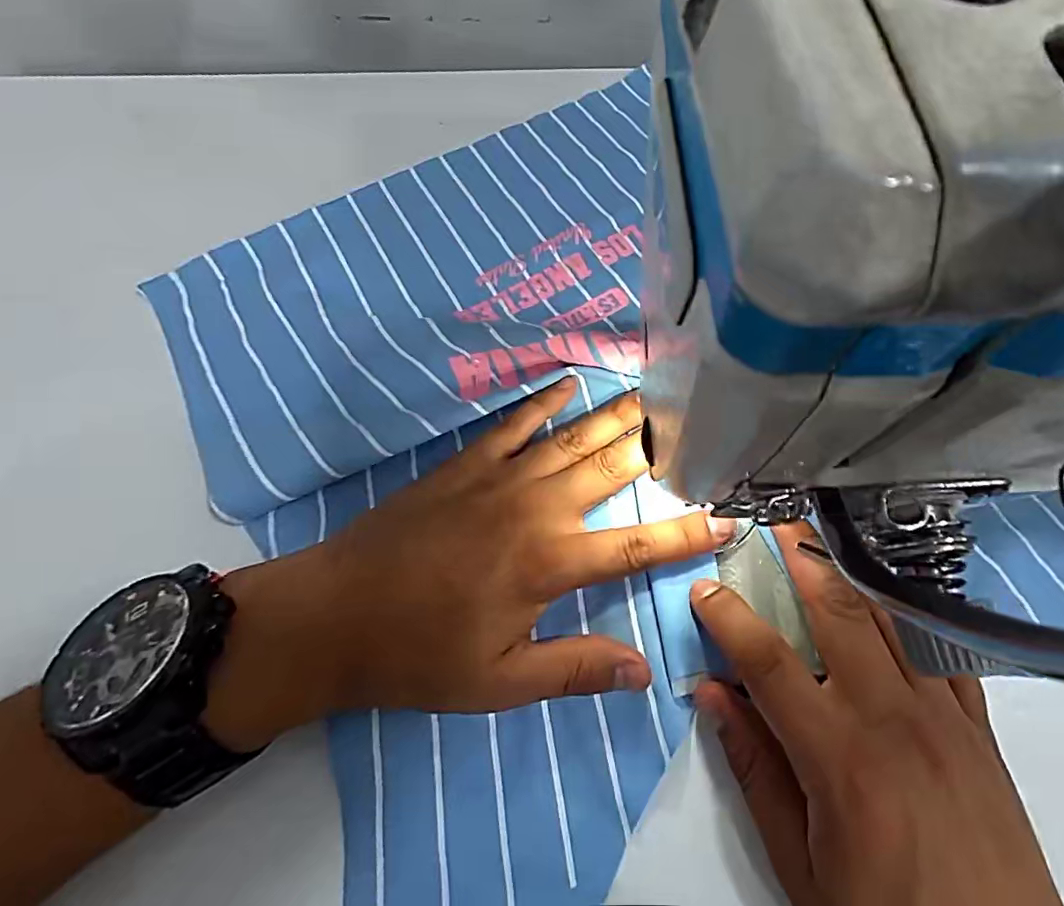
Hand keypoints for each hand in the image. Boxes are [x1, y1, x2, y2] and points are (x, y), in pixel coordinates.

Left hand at [201, 379, 737, 750]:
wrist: (334, 615)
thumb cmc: (420, 655)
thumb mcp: (501, 681)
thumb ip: (576, 668)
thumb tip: (644, 671)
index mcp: (551, 563)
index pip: (638, 544)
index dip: (688, 533)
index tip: (729, 517)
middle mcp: (537, 508)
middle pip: (613, 469)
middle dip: (658, 450)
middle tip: (695, 427)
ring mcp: (501, 478)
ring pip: (573, 437)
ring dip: (615, 417)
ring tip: (651, 396)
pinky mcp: (467, 465)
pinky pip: (516, 423)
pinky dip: (545, 401)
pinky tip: (569, 383)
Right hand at [691, 523, 1061, 905]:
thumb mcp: (800, 864)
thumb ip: (755, 771)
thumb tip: (716, 701)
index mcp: (839, 756)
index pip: (768, 662)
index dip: (729, 618)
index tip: (706, 593)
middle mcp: (892, 719)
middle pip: (838, 612)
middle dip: (801, 559)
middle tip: (777, 526)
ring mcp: (943, 716)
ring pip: (892, 618)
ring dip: (853, 574)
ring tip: (825, 546)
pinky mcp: (979, 726)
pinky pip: (944, 650)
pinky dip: (915, 617)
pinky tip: (895, 600)